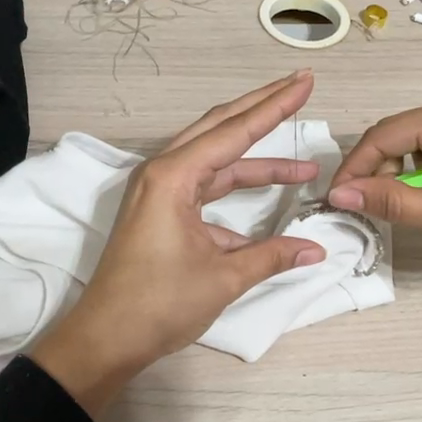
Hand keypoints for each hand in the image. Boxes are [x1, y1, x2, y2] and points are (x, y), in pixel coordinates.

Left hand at [31, 72, 327, 414]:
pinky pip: (204, 187)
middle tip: (299, 89)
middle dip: (262, 111)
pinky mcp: (159, 212)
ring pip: (214, 161)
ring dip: (256, 162)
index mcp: (173, 177)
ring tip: (301, 167)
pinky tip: (265, 212)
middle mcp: (162, 173)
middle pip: (220, 129)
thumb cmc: (158, 304)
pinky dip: (235, 192)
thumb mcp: (223, 277)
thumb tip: (315, 249)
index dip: (275, 107)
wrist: (105, 338)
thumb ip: (272, 256)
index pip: (235, 131)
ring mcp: (158, 192)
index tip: (305, 83)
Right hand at [327, 95, 421, 270]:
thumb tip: (340, 195)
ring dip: (403, 173)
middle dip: (376, 171)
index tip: (335, 202)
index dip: (354, 169)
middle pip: (398, 133)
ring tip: (406, 209)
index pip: (382, 135)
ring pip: (419, 141)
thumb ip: (394, 202)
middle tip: (366, 210)